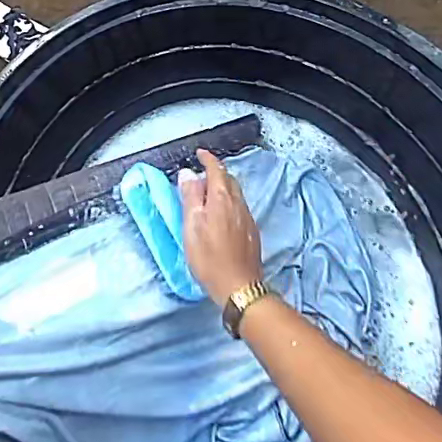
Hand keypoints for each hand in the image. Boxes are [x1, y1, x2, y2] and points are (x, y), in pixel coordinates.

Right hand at [178, 149, 263, 305]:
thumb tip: (188, 173)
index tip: (200, 154)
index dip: (208, 159)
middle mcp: (238, 203)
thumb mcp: (191, 226)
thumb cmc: (209, 257)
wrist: (239, 287)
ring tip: (209, 194)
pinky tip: (222, 215)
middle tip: (201, 176)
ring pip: (236, 193)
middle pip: (228, 179)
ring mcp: (247, 217)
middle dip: (216, 173)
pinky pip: (240, 207)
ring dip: (223, 187)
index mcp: (222, 198)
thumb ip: (190, 197)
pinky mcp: (252, 232)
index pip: (216, 169)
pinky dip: (229, 202)